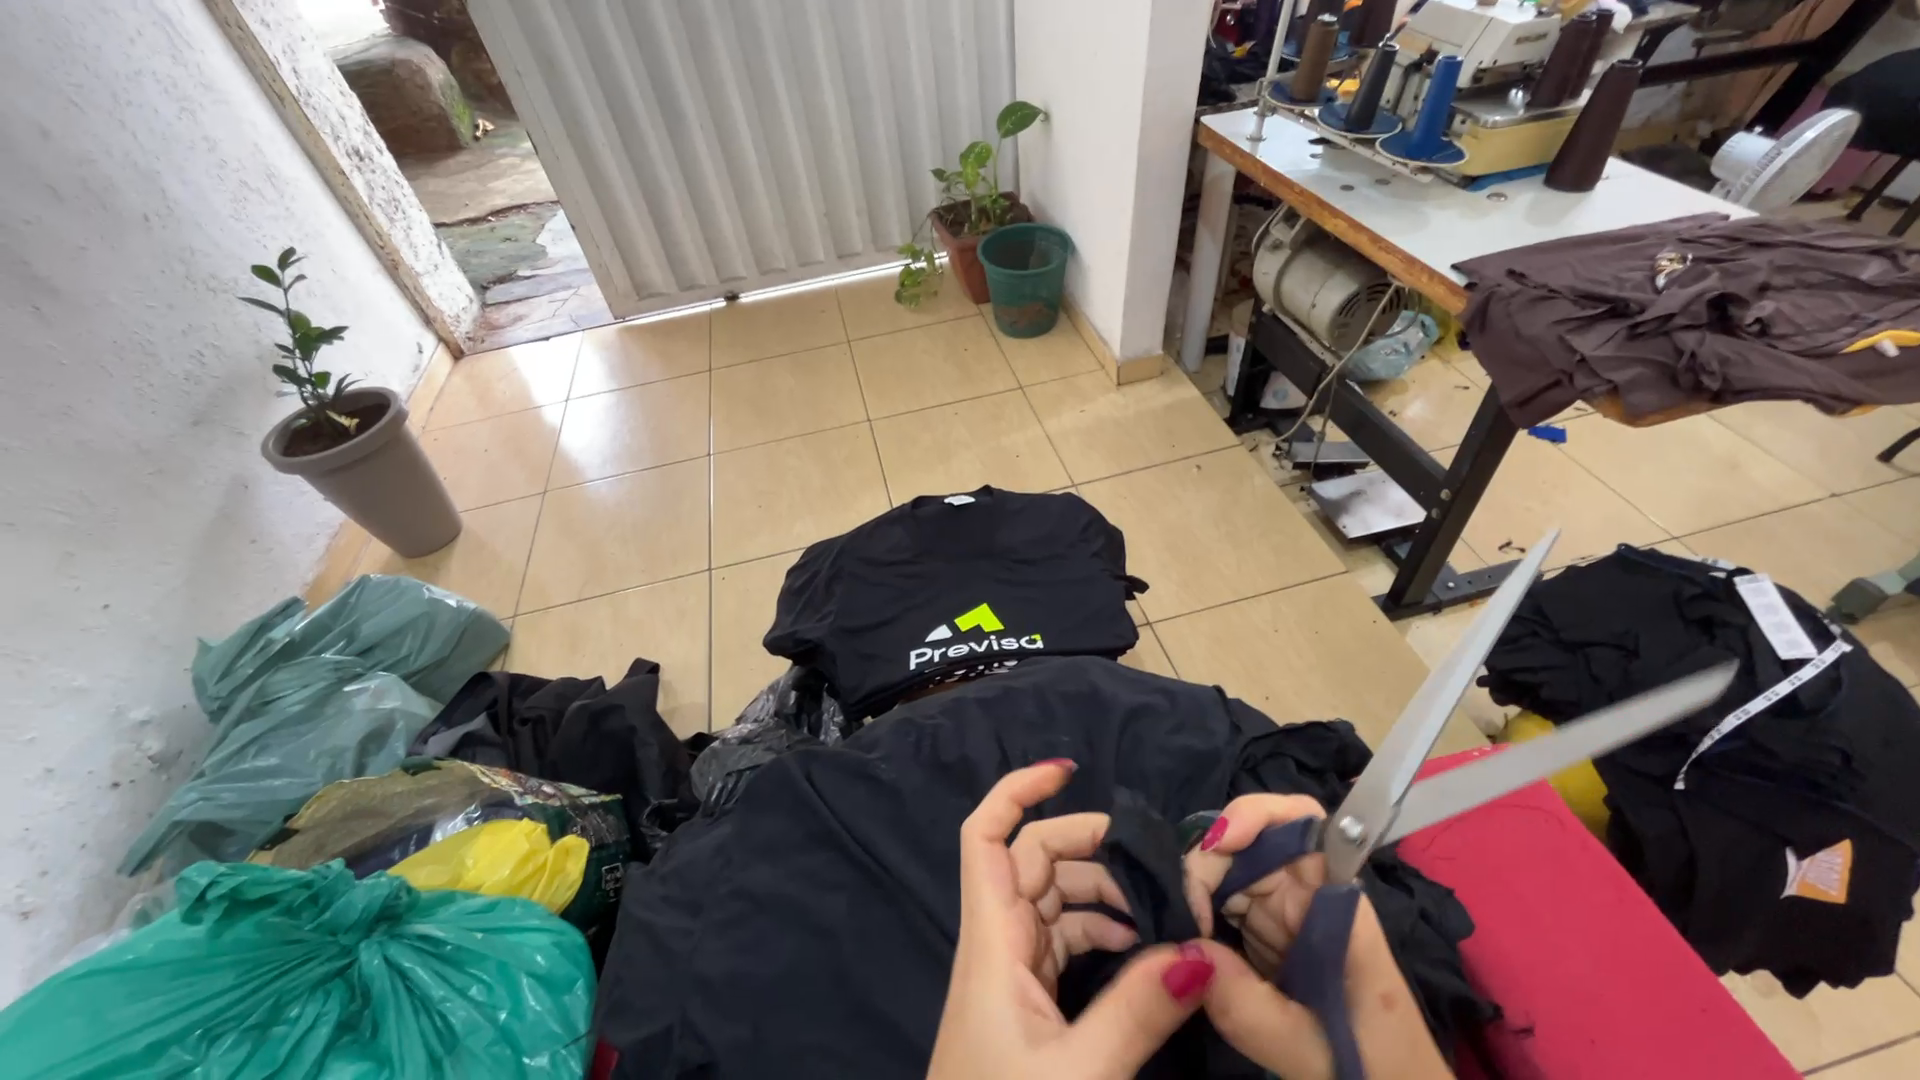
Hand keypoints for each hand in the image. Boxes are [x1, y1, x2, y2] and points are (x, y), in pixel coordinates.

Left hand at [926, 760, 1217, 1079]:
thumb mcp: (1080, 1072)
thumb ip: (1139, 1012)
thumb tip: (1203, 953)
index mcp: (991, 940)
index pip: (984, 836)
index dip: (1016, 791)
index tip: (1067, 770)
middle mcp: (997, 941)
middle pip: (1033, 860)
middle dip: (1090, 847)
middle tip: (1155, 862)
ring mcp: (1011, 970)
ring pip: (1054, 900)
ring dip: (1105, 896)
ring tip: (1164, 915)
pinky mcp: (1026, 1000)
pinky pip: (1064, 941)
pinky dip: (1103, 935)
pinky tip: (1143, 955)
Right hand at [1181, 794, 1452, 1079]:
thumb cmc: (1371, 1067)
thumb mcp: (1307, 1049)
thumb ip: (1247, 1007)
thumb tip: (1184, 953)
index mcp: (1332, 904)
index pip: (1301, 823)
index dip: (1256, 815)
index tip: (1219, 843)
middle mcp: (1304, 891)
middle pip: (1246, 840)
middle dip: (1205, 861)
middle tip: (1182, 913)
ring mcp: (1278, 907)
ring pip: (1224, 866)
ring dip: (1192, 886)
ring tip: (1176, 927)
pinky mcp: (1258, 928)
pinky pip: (1216, 897)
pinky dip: (1191, 908)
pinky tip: (1180, 934)